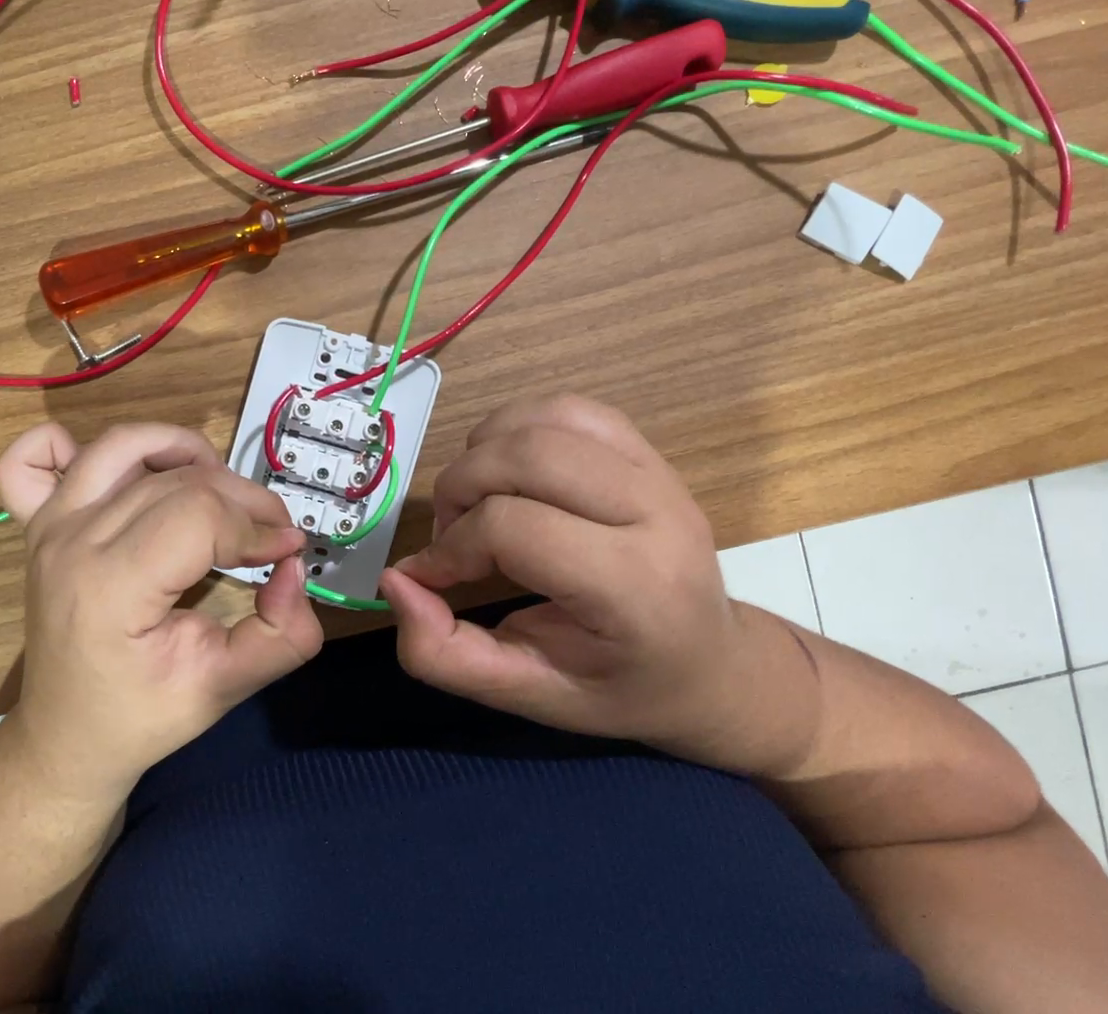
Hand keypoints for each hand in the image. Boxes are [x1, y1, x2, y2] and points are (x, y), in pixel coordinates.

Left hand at [0, 422, 324, 794]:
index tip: (287, 553)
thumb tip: (293, 567)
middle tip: (273, 533)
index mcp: (111, 588)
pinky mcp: (38, 525)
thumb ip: (282, 636)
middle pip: (175, 480)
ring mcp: (49, 527)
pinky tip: (123, 472)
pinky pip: (35, 458)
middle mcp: (73, 542)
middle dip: (242, 498)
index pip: (199, 516)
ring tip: (218, 490)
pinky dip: (71, 445)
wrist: (67, 737)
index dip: (257, 527)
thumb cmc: (141, 717)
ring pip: (123, 448)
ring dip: (181, 452)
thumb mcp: (224, 690)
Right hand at [378, 395, 816, 776]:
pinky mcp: (651, 453)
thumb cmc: (618, 688)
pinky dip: (518, 429)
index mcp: (633, 588)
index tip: (435, 579)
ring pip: (546, 420)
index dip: (452, 549)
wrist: (712, 665)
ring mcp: (660, 474)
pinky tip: (511, 475)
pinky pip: (568, 410)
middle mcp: (656, 515)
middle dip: (461, 487)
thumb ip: (446, 655)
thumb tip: (396, 581)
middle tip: (453, 536)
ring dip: (486, 452)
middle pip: (528, 456)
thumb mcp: (527, 697)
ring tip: (480, 503)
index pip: (513, 527)